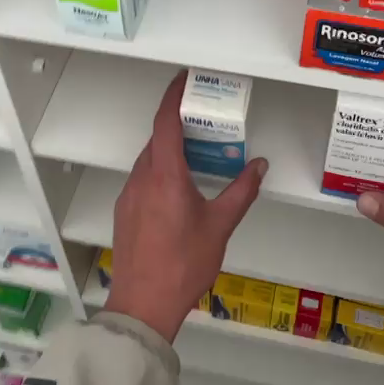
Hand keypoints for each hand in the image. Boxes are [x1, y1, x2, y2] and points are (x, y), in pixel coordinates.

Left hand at [106, 73, 268, 342]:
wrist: (143, 304)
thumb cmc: (183, 264)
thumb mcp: (220, 225)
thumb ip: (241, 191)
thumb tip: (259, 165)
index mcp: (165, 175)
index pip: (165, 121)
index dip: (174, 96)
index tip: (183, 80)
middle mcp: (142, 178)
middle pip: (157, 138)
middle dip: (178, 123)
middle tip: (204, 118)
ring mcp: (129, 195)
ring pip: (149, 159)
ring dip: (170, 149)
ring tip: (197, 152)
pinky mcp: (125, 211)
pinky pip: (143, 178)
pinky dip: (160, 170)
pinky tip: (179, 186)